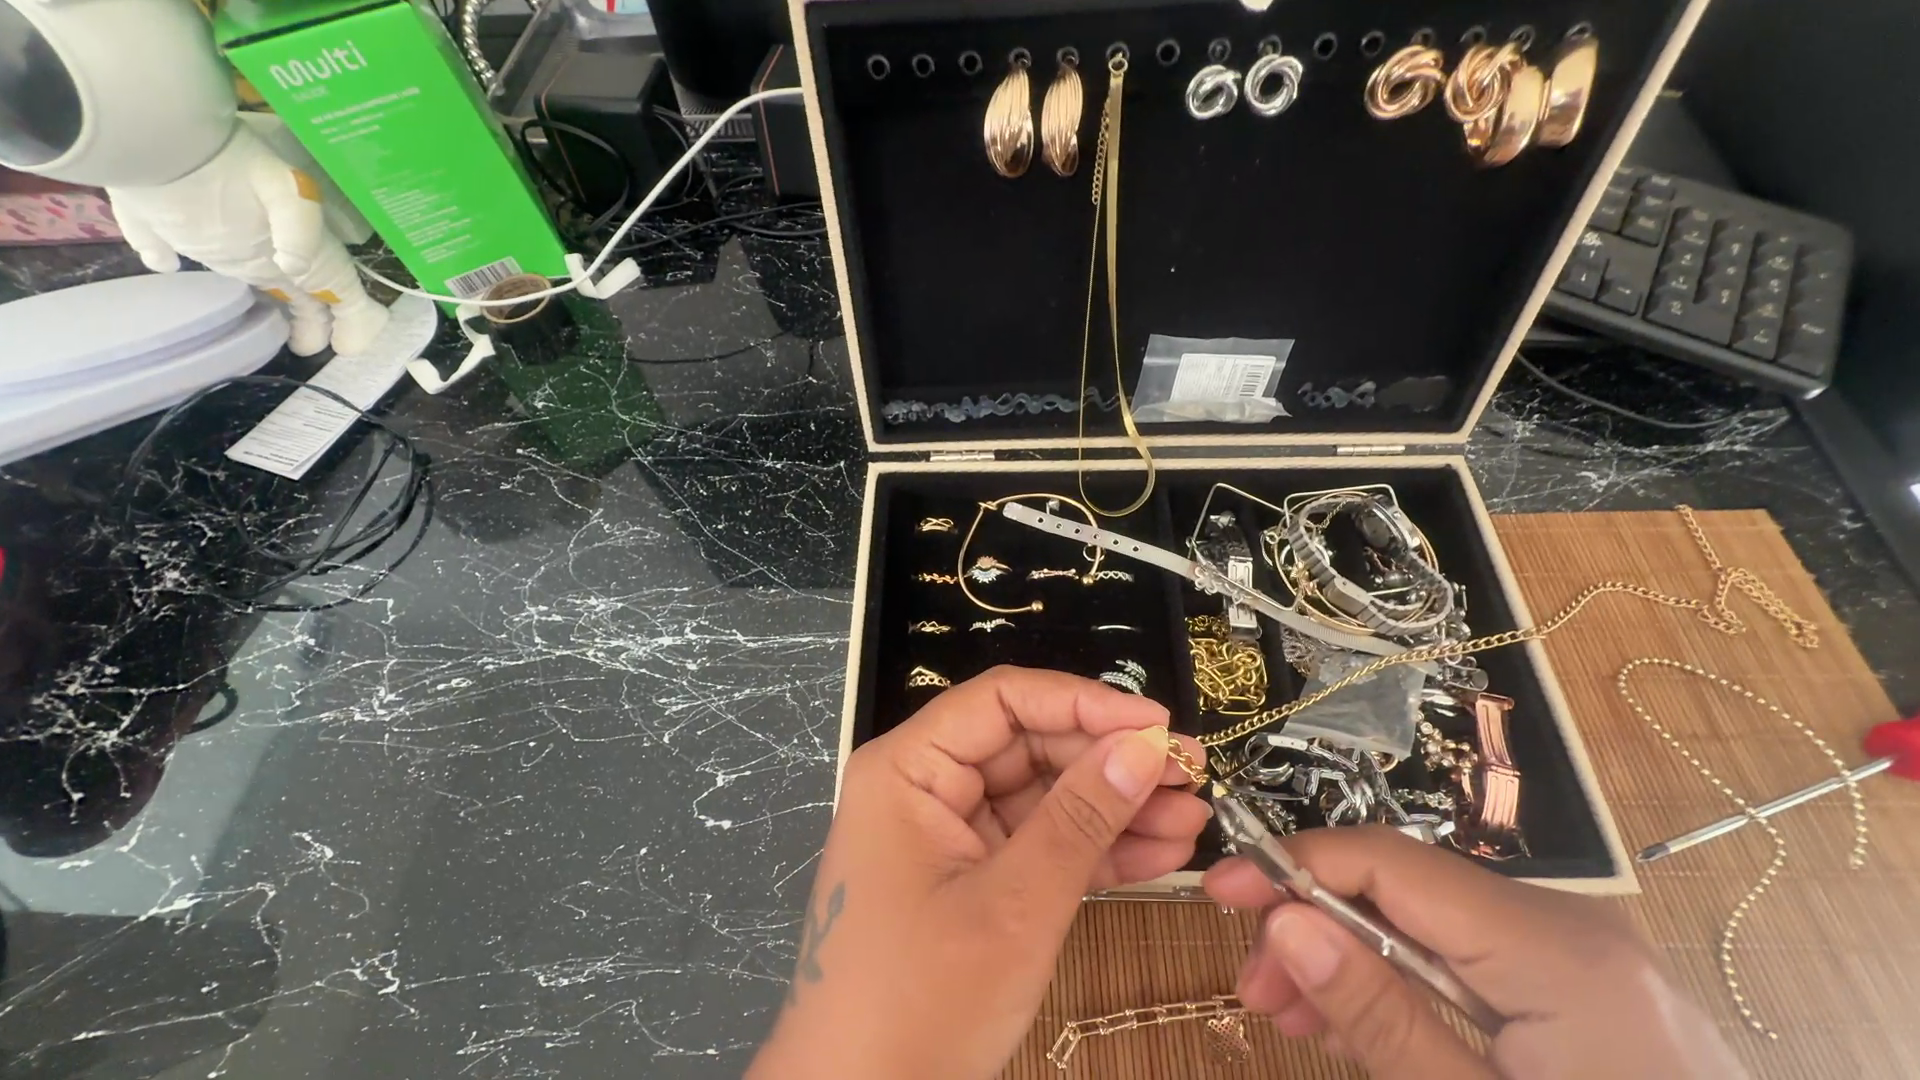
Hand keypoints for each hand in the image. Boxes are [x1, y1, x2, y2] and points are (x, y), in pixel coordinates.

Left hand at [748, 666, 1209, 1079]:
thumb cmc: (922, 1000)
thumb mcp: (1013, 906)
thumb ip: (1081, 818)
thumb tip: (1145, 747)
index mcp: (909, 768)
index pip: (1003, 700)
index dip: (1084, 702)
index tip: (1159, 725)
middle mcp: (926, 787)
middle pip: (1029, 745)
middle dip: (1110, 762)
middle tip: (1191, 777)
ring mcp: (949, 834)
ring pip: (1043, 796)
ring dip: (1114, 808)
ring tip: (1190, 822)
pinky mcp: (972, 878)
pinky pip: (1038, 844)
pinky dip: (1094, 849)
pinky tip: (1158, 853)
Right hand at [1206, 827, 1747, 1079]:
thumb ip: (1382, 1017)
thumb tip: (1285, 921)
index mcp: (1556, 952)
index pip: (1391, 862)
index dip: (1294, 863)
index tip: (1218, 891)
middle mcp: (1569, 928)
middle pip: (1402, 892)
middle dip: (1316, 928)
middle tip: (1258, 994)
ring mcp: (1579, 958)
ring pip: (1425, 927)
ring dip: (1350, 962)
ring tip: (1293, 1019)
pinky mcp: (1580, 990)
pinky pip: (1464, 964)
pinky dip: (1402, 986)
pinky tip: (1358, 1026)